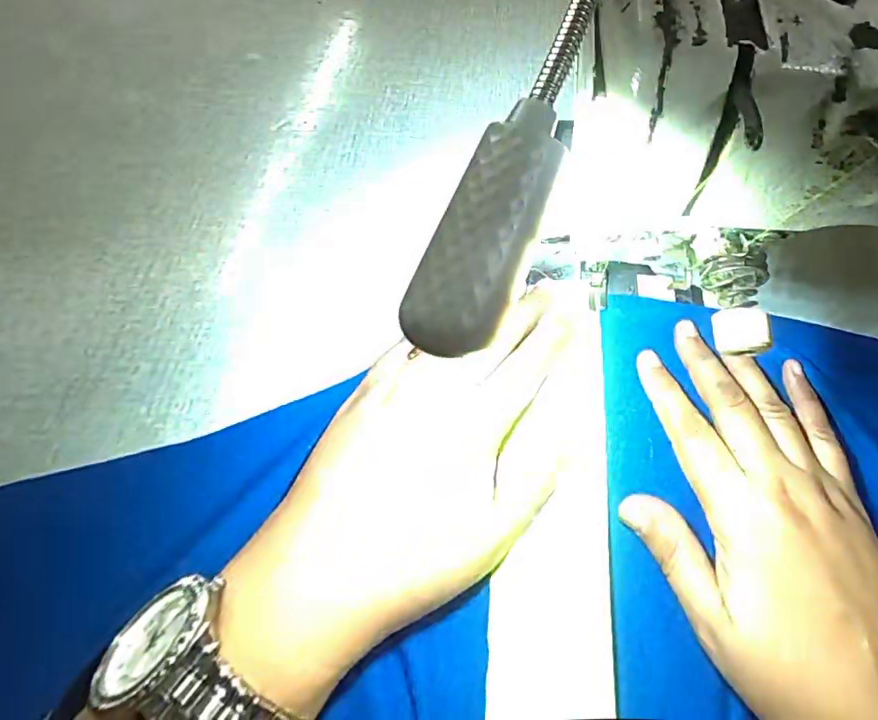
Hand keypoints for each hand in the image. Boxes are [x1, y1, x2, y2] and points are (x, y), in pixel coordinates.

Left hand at [212, 284, 584, 716]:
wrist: (303, 588)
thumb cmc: (407, 568)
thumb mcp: (488, 541)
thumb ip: (536, 484)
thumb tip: (573, 439)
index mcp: (471, 430)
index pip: (524, 369)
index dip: (553, 339)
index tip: (574, 313)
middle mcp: (433, 400)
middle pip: (489, 343)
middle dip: (524, 312)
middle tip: (549, 289)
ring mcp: (391, 396)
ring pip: (448, 339)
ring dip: (484, 316)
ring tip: (508, 298)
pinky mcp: (358, 402)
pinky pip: (401, 352)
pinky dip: (432, 332)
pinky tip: (445, 326)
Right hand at [620, 321, 877, 719]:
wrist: (875, 687)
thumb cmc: (784, 664)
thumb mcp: (715, 623)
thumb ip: (676, 553)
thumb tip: (632, 503)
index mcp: (739, 512)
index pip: (693, 437)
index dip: (667, 394)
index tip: (649, 361)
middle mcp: (779, 482)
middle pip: (734, 409)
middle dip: (705, 364)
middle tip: (686, 329)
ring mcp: (818, 482)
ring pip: (777, 410)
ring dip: (749, 369)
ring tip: (729, 337)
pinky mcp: (847, 492)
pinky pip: (825, 431)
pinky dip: (809, 397)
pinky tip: (797, 370)